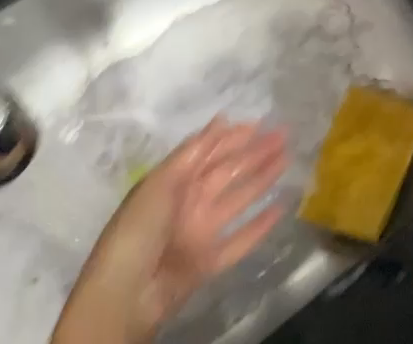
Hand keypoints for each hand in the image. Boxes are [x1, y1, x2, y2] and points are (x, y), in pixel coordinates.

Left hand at [54, 118, 289, 343]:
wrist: (126, 293)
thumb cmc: (138, 229)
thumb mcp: (160, 182)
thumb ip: (193, 152)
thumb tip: (221, 119)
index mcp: (173, 182)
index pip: (208, 153)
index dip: (232, 138)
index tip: (260, 124)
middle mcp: (189, 203)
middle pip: (227, 172)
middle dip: (254, 153)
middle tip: (283, 136)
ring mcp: (201, 232)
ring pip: (238, 200)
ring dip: (262, 179)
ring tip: (286, 159)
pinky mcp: (210, 262)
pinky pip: (241, 240)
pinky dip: (260, 226)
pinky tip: (280, 208)